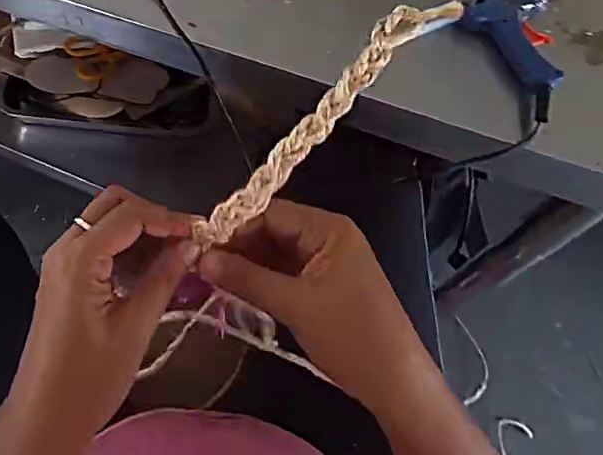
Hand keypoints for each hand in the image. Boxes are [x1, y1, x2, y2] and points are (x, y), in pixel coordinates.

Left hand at [0, 186, 196, 454]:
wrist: (43, 419)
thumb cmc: (89, 379)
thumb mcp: (134, 329)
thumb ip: (163, 279)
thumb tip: (190, 246)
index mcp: (80, 256)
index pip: (129, 214)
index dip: (168, 218)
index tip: (198, 231)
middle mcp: (65, 246)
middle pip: (113, 203)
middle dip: (151, 213)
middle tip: (184, 237)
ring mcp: (60, 258)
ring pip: (103, 217)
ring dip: (138, 226)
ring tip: (173, 251)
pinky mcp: (62, 273)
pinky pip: (96, 239)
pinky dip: (123, 243)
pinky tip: (148, 265)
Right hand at [197, 200, 442, 422]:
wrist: (401, 389)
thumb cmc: (353, 337)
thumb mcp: (295, 306)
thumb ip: (247, 278)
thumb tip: (202, 258)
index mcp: (328, 227)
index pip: (270, 213)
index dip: (235, 226)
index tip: (201, 242)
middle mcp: (327, 235)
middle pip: (272, 230)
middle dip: (239, 246)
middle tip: (201, 262)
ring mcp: (327, 260)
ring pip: (276, 252)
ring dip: (248, 264)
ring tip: (212, 275)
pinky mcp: (324, 284)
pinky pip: (285, 271)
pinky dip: (263, 279)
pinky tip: (237, 287)